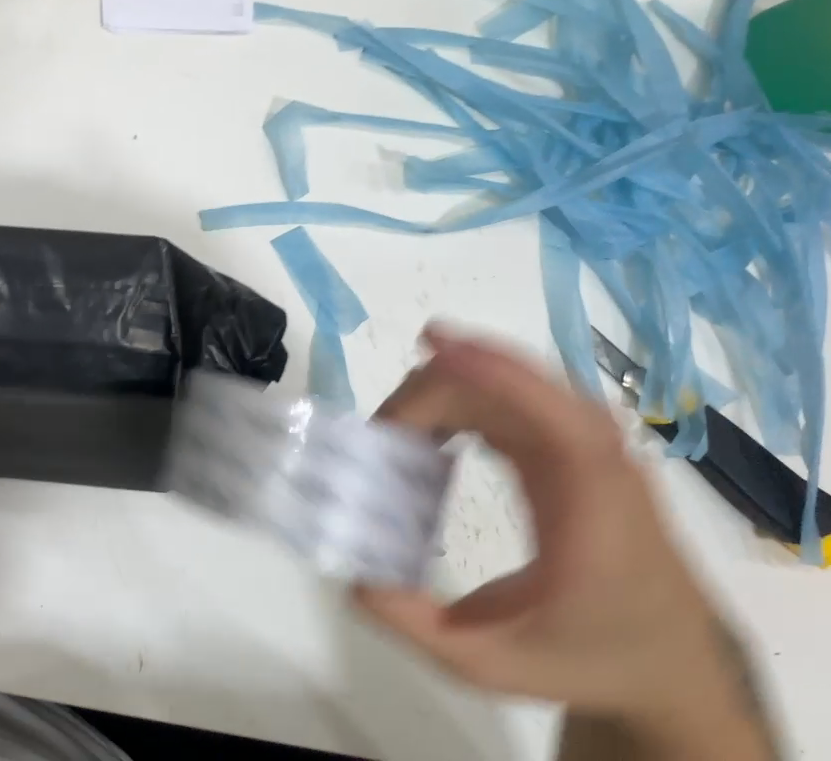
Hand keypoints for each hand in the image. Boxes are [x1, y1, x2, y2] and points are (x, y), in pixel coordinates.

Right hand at [355, 328, 778, 758]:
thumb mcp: (487, 665)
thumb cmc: (583, 659)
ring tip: (394, 430)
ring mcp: (596, 458)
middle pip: (522, 392)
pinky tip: (433, 420)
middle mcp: (604, 473)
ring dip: (450, 389)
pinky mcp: (581, 454)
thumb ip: (413, 623)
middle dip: (439, 391)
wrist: (670, 667)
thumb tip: (349, 575)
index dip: (504, 379)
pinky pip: (525, 400)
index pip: (565, 426)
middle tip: (379, 436)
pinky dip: (473, 392)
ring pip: (520, 387)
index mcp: (596, 520)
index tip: (435, 353)